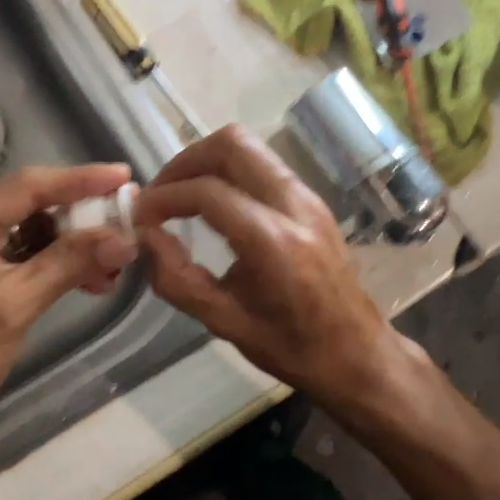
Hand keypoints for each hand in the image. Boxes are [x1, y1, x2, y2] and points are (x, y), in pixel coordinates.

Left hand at [0, 164, 139, 454]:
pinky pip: (23, 255)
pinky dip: (56, 264)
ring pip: (31, 231)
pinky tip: (90, 278)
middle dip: (80, 214)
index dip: (79, 179)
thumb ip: (68, 264)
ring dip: (72, 243)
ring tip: (115, 261)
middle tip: (127, 219)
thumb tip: (124, 239)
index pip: (27, 186)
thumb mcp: (14, 306)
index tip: (124, 176)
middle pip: (30, 204)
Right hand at [133, 125, 423, 416]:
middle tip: (160, 193)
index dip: (164, 197)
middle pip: (232, 145)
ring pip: (249, 146)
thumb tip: (146, 238)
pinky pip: (262, 163)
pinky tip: (211, 202)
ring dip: (206, 161)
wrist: (359, 355)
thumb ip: (179, 280)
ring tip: (180, 195)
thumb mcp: (226, 324)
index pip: (208, 193)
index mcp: (275, 243)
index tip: (140, 216)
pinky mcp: (310, 199)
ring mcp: (307, 197)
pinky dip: (228, 169)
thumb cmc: (293, 348)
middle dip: (186, 161)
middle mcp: (294, 206)